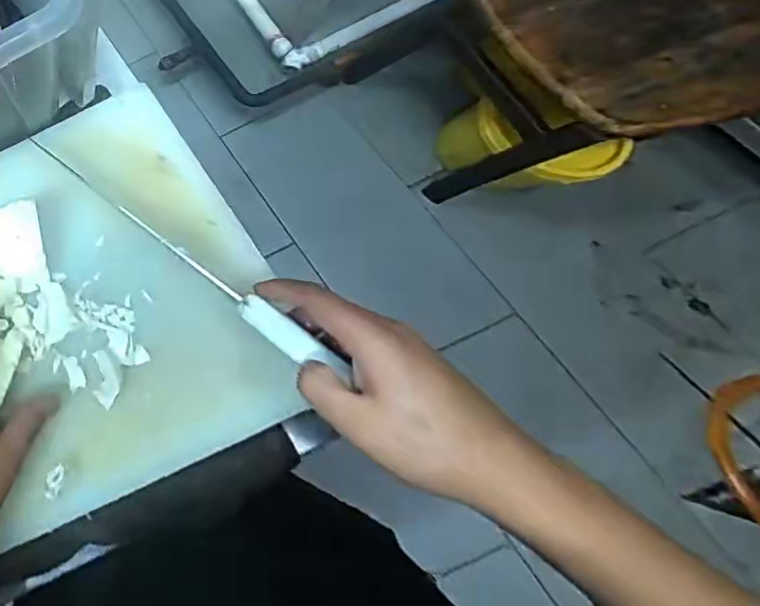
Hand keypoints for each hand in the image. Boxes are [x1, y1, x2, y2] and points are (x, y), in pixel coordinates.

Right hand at [258, 279, 544, 509]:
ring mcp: (409, 344)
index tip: (254, 293)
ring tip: (313, 370)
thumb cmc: (426, 444)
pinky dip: (344, 347)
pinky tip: (348, 382)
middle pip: (333, 308)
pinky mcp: (421, 361)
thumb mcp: (357, 423)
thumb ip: (317, 387)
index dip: (281, 291)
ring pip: (351, 326)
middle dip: (298, 316)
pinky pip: (369, 341)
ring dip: (322, 336)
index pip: (315, 298)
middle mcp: (390, 329)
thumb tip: (310, 367)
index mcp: (372, 336)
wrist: (505, 469)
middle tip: (276, 339)